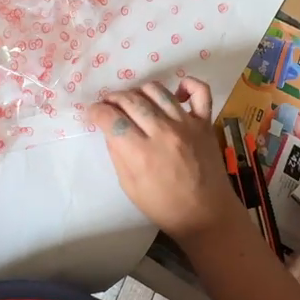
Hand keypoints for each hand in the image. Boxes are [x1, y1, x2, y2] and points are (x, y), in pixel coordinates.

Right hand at [87, 78, 245, 244]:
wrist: (207, 215)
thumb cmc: (164, 206)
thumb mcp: (130, 186)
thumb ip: (117, 153)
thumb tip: (109, 127)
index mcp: (142, 154)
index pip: (111, 118)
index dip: (96, 111)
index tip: (93, 112)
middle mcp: (163, 132)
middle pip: (131, 100)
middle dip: (113, 98)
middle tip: (109, 105)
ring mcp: (187, 124)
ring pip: (157, 90)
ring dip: (139, 91)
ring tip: (134, 100)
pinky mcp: (205, 122)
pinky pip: (199, 91)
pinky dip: (187, 84)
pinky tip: (175, 91)